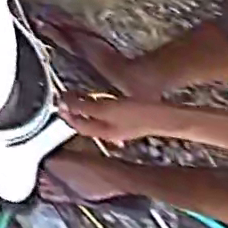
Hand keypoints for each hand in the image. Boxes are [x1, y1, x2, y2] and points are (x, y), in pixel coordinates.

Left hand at [58, 95, 184, 144]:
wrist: (168, 116)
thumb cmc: (137, 114)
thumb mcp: (104, 109)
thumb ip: (81, 107)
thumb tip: (63, 104)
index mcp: (102, 132)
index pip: (76, 125)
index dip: (65, 112)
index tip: (58, 101)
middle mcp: (110, 132)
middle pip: (85, 120)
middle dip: (74, 109)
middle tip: (66, 97)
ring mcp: (121, 126)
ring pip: (96, 116)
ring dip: (85, 106)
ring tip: (78, 95)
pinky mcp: (131, 119)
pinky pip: (108, 112)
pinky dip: (99, 105)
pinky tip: (99, 98)